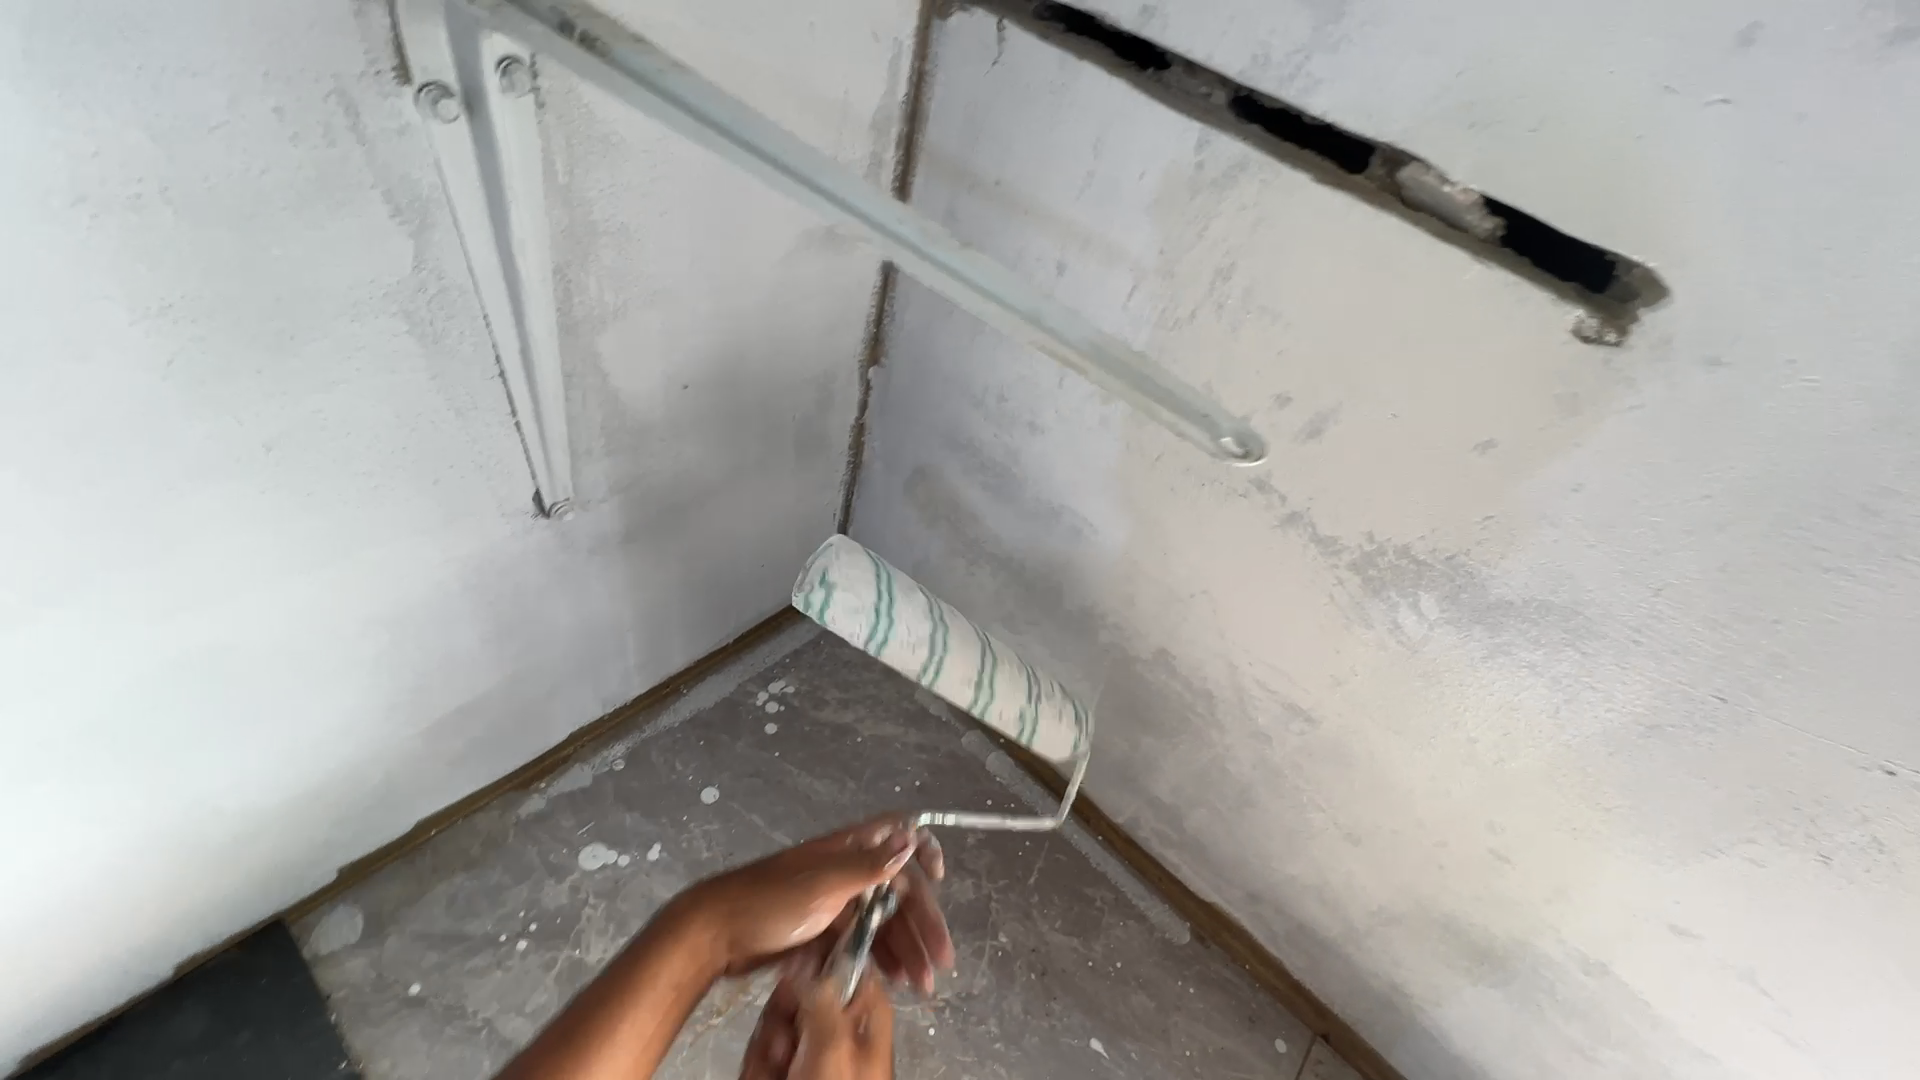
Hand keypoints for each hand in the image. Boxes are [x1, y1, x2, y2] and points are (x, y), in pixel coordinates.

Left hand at [681, 815, 954, 991]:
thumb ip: (869, 864)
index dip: (923, 850)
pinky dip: (883, 958)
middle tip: (940, 963)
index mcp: (851, 847)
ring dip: (906, 948)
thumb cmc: (771, 899)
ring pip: (884, 920)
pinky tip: (895, 980)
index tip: (939, 879)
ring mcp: (838, 899)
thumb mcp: (823, 882)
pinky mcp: (827, 928)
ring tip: (921, 985)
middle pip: (899, 890)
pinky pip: (865, 940)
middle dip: (922, 924)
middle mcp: (850, 868)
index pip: (898, 834)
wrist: (718, 933)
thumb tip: (912, 835)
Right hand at [741, 949, 892, 1079]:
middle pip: (800, 994)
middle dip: (781, 1019)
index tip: (792, 980)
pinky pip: (762, 1055)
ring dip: (766, 1048)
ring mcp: (812, 1054)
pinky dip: (757, 1069)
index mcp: (866, 1013)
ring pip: (776, 1024)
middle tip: (783, 1048)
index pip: (843, 965)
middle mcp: (840, 1027)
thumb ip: (823, 995)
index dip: (814, 967)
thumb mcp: (835, 1045)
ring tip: (773, 1073)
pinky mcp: (785, 1074)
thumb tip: (810, 955)